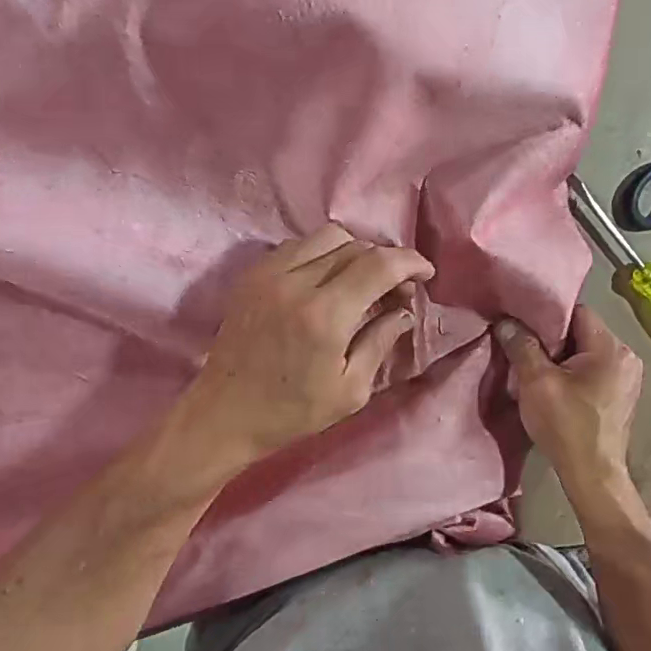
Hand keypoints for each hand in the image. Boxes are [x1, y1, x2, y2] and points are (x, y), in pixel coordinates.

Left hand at [178, 224, 434, 469]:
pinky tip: (328, 280)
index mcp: (325, 315)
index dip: (410, 262)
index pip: (379, 264)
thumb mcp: (350, 390)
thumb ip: (381, 342)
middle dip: (387, 261)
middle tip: (397, 289)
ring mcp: (269, 274)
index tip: (426, 274)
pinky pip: (298, 245)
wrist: (225, 414)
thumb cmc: (292, 411)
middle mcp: (296, 282)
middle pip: (356, 246)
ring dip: (355, 251)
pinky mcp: (252, 275)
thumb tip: (404, 311)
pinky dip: (323, 253)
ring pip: (327, 236)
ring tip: (364, 280)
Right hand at [494, 306, 643, 484]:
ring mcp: (628, 378)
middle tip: (525, 350)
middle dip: (553, 340)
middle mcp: (627, 357)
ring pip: (587, 353)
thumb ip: (521, 347)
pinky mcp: (622, 396)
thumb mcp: (536, 382)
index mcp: (612, 348)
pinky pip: (594, 372)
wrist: (593, 475)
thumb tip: (506, 322)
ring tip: (537, 371)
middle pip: (583, 333)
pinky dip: (574, 375)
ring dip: (562, 359)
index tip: (523, 327)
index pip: (577, 312)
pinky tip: (556, 389)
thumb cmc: (566, 426)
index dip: (547, 317)